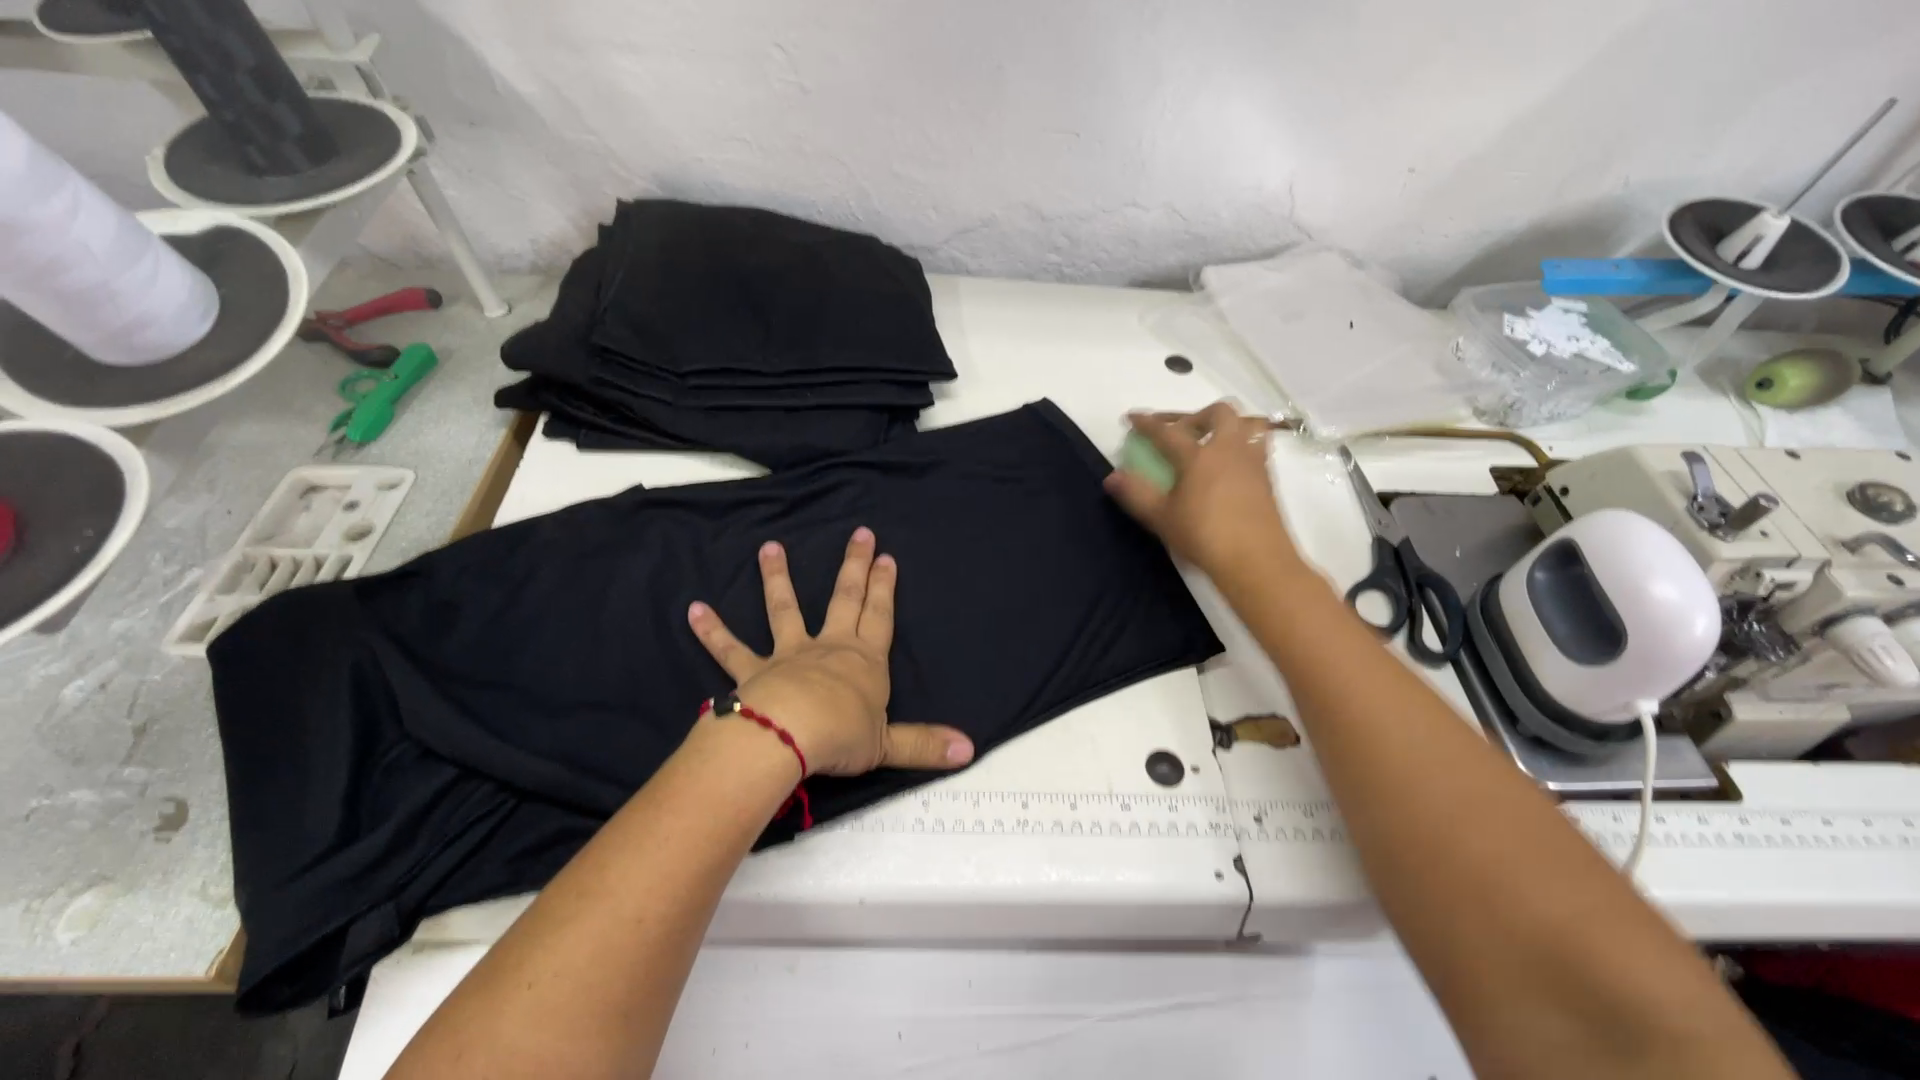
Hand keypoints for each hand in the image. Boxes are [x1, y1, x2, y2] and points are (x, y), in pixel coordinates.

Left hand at [686, 528, 974, 776]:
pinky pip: (729, 648)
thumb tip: (968, 750)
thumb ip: (924, 745)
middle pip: (844, 599)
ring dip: (778, 578)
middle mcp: (829, 647)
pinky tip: (694, 609)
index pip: (880, 616)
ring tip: (770, 548)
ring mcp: (788, 654)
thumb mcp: (889, 744)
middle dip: (853, 567)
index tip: (886, 556)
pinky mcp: (753, 670)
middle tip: (858, 534)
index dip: (884, 587)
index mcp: (865, 661)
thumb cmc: (842, 736)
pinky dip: (712, 629)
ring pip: (784, 609)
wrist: (790, 736)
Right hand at [1104, 402, 1300, 580]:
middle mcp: (1229, 449)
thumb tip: (1112, 477)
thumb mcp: (1161, 518)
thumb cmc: (1204, 536)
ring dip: (1228, 424)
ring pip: (1247, 423)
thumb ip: (1136, 494)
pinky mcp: (1268, 477)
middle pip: (1218, 413)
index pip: (1167, 431)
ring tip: (1213, 440)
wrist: (1256, 560)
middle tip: (1180, 431)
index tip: (1132, 417)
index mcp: (1198, 456)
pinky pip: (1258, 444)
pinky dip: (1242, 443)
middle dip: (1196, 415)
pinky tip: (1231, 464)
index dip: (1146, 423)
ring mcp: (1253, 461)